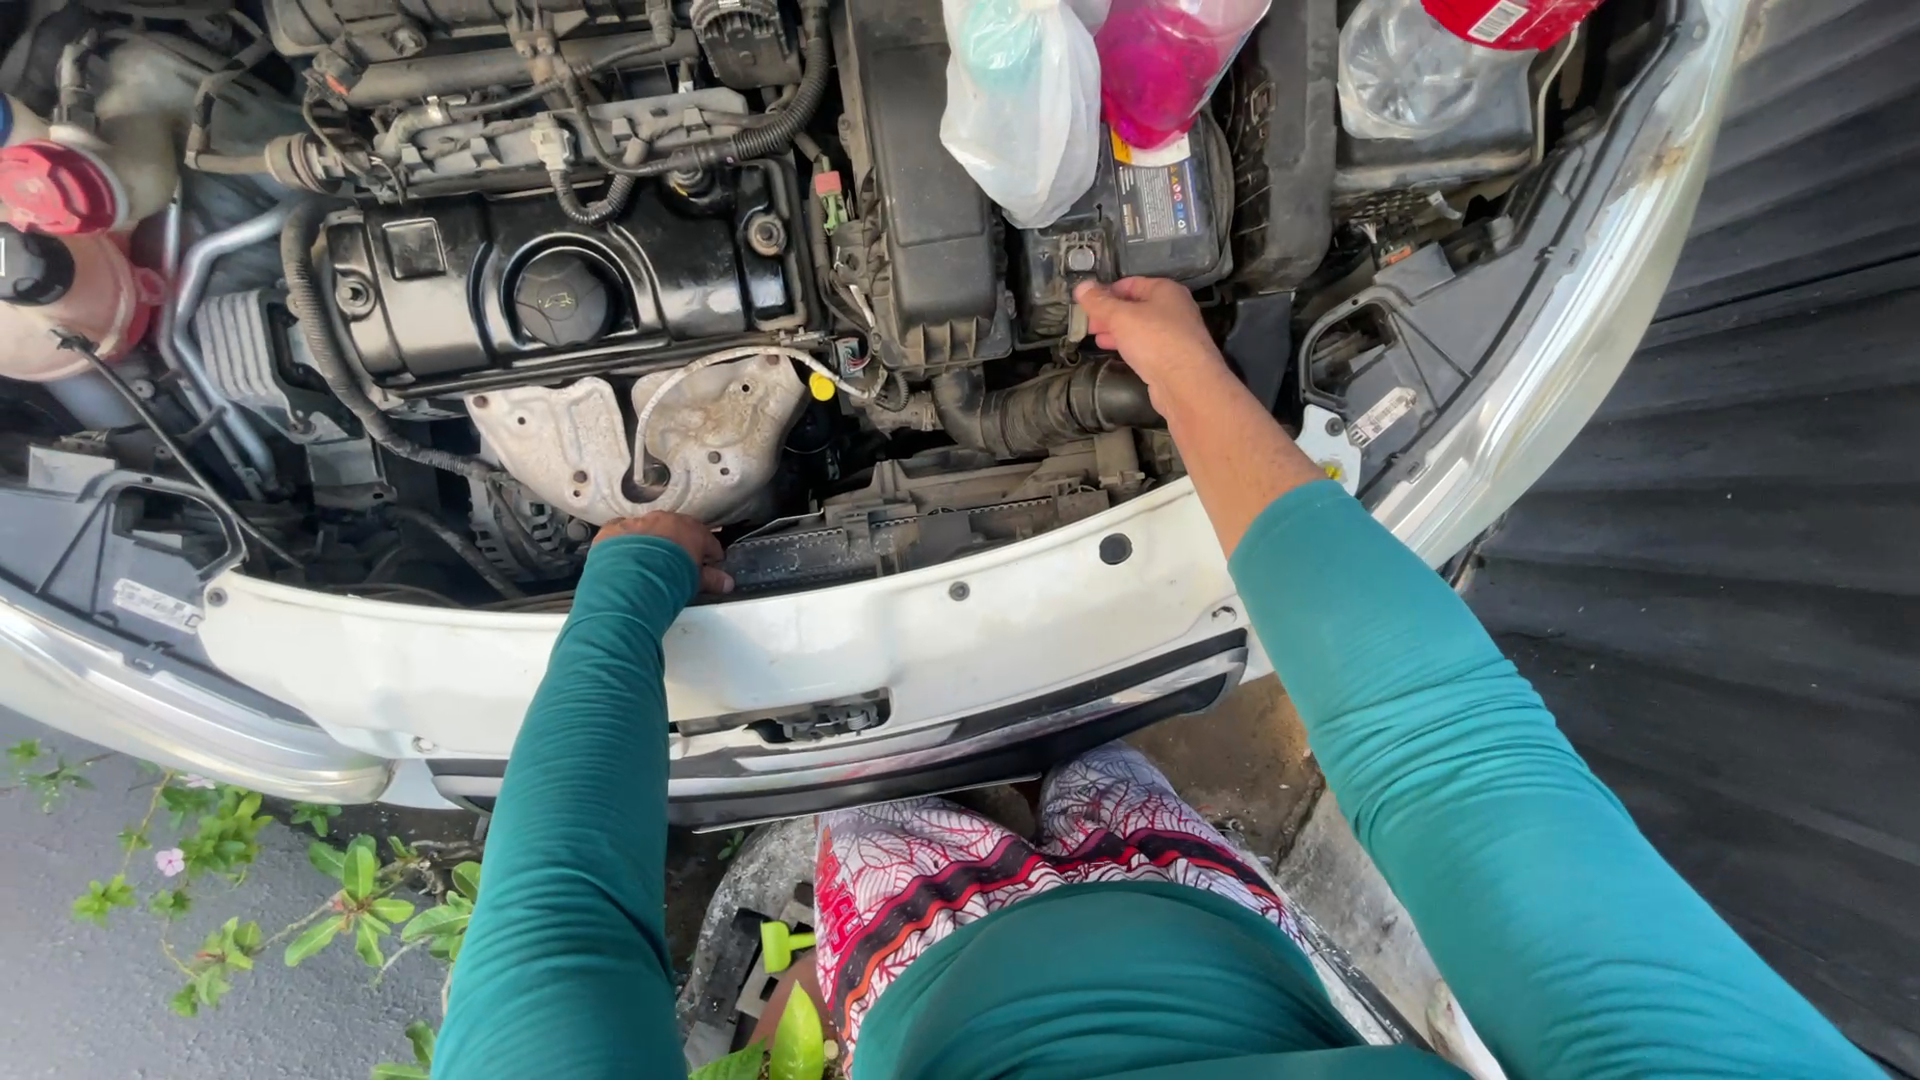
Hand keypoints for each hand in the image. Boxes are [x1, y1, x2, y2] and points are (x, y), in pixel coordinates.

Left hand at [594, 512, 733, 593]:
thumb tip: (728, 583)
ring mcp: (639, 522)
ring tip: (651, 560)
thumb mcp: (696, 580)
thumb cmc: (673, 576)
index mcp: (691, 529)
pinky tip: (625, 557)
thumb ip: (712, 579)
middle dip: (679, 543)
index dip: (710, 552)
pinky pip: (622, 533)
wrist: (633, 577)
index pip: (707, 538)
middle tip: (679, 561)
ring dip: (652, 541)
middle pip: (677, 529)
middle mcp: (665, 520)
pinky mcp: (614, 530)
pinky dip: (625, 543)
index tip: (709, 562)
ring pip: (649, 529)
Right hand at [1074, 278, 1232, 399]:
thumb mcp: (1120, 316)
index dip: (1107, 291)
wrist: (1185, 382)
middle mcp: (1173, 309)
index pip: (1131, 283)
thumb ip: (1099, 302)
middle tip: (1087, 322)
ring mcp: (1173, 334)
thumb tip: (1081, 286)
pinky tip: (1113, 350)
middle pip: (1135, 306)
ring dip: (1116, 330)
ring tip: (1095, 336)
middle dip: (1109, 313)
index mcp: (1165, 290)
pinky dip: (1127, 345)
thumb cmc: (1155, 339)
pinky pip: (1144, 345)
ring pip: (1139, 327)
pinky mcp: (1170, 357)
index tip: (1087, 302)